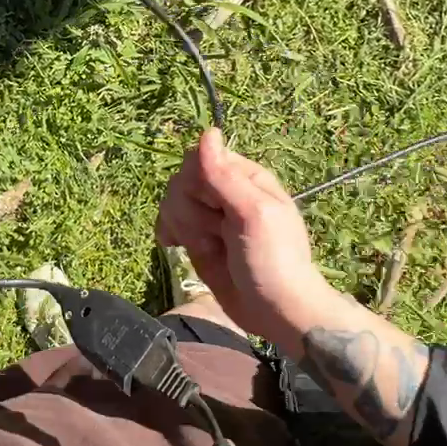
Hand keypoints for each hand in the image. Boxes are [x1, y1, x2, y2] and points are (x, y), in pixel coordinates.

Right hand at [155, 128, 335, 354]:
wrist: (277, 313)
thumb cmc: (274, 261)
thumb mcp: (253, 215)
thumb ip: (225, 176)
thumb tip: (208, 132)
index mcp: (245, 178)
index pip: (199, 160)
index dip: (197, 184)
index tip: (214, 208)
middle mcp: (225, 192)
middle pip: (181, 182)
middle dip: (190, 211)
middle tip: (217, 234)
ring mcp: (209, 216)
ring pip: (172, 202)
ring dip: (184, 226)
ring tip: (208, 247)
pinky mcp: (198, 239)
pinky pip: (169, 222)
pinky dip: (169, 232)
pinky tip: (176, 245)